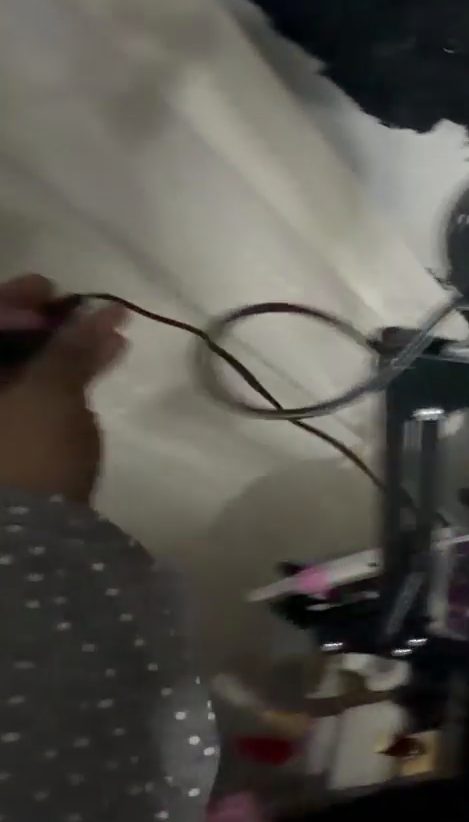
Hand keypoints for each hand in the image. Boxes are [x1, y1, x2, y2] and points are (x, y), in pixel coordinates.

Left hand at [0, 275, 127, 502]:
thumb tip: (101, 310)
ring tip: (105, 336)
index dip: (8, 302)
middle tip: (78, 309)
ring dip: (52, 348)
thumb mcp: (49, 395)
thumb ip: (71, 349)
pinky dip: (55, 375)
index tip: (55, 290)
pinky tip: (95, 365)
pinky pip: (24, 391)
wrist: (20, 532)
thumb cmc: (18, 453)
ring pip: (9, 369)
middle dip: (32, 324)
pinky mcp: (4, 438)